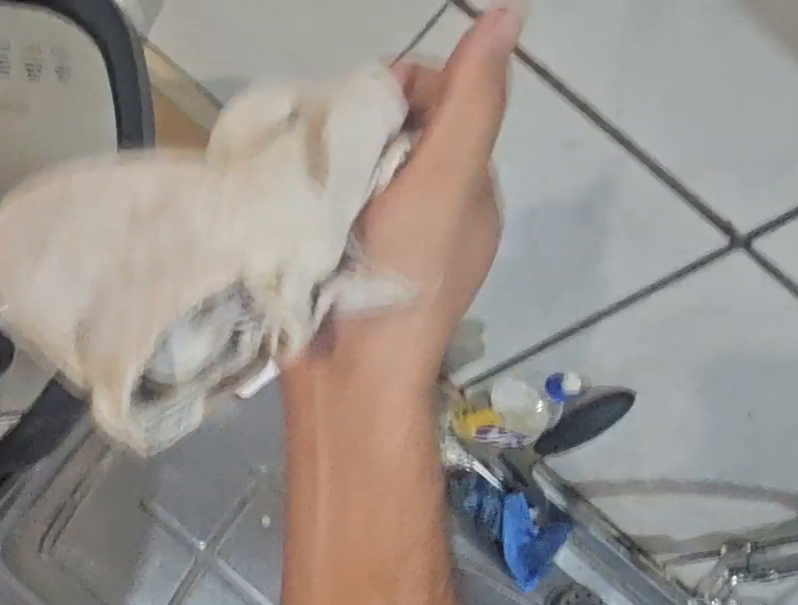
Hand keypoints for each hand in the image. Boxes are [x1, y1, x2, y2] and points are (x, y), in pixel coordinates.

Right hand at [317, 4, 523, 380]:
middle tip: (322, 150)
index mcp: (466, 187)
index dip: (401, 87)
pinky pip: (325, 219)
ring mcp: (381, 248)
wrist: (350, 374)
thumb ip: (473, 102)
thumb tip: (509, 9)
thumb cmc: (404, 277)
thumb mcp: (448, 181)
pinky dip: (308, 207)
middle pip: (393, 139)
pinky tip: (288, 213)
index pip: (441, 104)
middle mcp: (427, 213)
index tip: (357, 106)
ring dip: (327, 170)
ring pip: (355, 180)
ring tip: (298, 180)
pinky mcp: (338, 274)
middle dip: (357, 131)